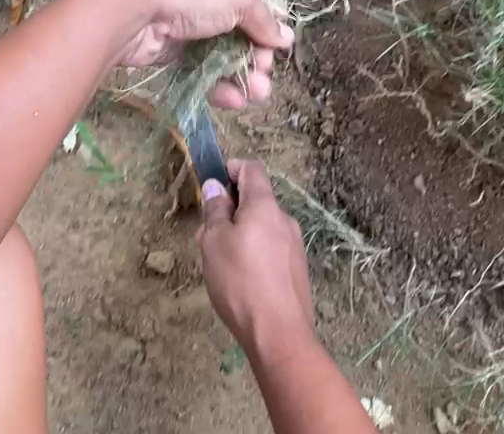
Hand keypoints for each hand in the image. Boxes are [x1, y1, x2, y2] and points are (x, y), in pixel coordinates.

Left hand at [109, 0, 292, 108]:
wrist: (137, 11)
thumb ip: (263, 20)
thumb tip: (286, 39)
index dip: (267, 22)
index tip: (278, 44)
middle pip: (242, 31)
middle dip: (258, 55)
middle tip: (265, 71)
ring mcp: (190, 26)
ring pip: (224, 54)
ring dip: (244, 75)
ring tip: (258, 93)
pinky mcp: (174, 52)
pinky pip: (204, 70)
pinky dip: (221, 85)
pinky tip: (236, 99)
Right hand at [198, 160, 316, 360]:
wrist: (279, 335)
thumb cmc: (240, 280)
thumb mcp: (214, 241)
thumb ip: (215, 210)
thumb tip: (216, 187)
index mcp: (264, 205)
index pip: (251, 169)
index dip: (231, 168)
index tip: (213, 184)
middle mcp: (284, 219)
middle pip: (255, 200)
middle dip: (230, 209)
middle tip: (207, 234)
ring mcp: (294, 245)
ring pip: (262, 227)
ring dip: (240, 233)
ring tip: (219, 262)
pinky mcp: (296, 269)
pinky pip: (271, 248)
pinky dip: (254, 252)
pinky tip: (240, 279)